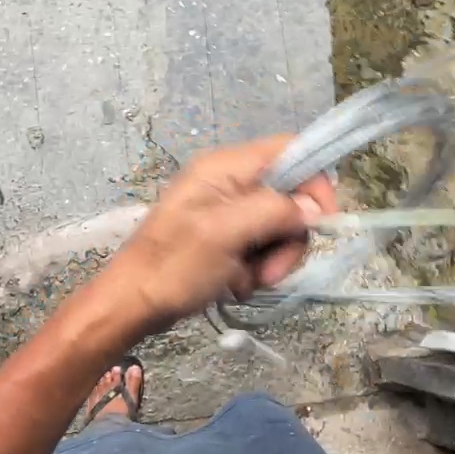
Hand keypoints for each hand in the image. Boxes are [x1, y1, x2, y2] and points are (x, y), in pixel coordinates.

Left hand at [96, 136, 336, 334]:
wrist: (132, 303)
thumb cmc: (174, 265)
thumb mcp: (226, 233)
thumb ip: (274, 211)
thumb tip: (313, 208)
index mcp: (225, 167)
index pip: (291, 150)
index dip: (314, 182)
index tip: (322, 222)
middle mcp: (228, 182)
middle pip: (289, 196)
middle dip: (288, 237)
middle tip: (270, 271)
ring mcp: (225, 212)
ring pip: (278, 227)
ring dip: (272, 259)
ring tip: (247, 281)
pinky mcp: (223, 238)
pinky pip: (258, 248)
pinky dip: (254, 269)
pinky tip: (234, 284)